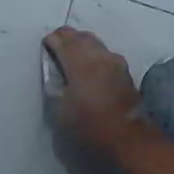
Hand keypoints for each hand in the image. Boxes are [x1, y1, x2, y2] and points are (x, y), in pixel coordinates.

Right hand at [43, 27, 155, 158]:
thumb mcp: (61, 109)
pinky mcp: (124, 69)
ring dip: (81, 41)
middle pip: (79, 36)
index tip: (45, 44)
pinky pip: (104, 51)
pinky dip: (93, 50)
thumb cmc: (90, 124)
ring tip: (72, 50)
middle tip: (57, 42)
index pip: (62, 41)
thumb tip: (56, 75)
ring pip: (93, 41)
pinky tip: (90, 60)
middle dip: (66, 36)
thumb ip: (55, 86)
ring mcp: (113, 60)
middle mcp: (97, 56)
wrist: (128, 137)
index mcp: (79, 63)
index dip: (51, 40)